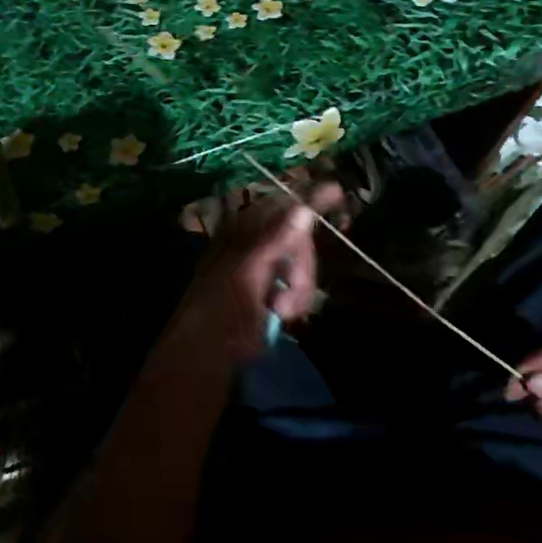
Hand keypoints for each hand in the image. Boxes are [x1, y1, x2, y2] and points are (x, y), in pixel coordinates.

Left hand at [161, 182, 345, 365]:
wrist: (206, 351)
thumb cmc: (220, 308)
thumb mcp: (248, 271)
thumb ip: (276, 239)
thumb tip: (303, 208)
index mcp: (244, 232)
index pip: (281, 206)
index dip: (308, 198)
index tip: (335, 191)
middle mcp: (256, 244)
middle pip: (297, 240)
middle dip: (303, 266)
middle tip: (294, 291)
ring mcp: (264, 269)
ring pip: (301, 265)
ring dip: (299, 289)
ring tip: (283, 311)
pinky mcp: (272, 292)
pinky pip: (298, 286)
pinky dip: (297, 298)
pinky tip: (285, 312)